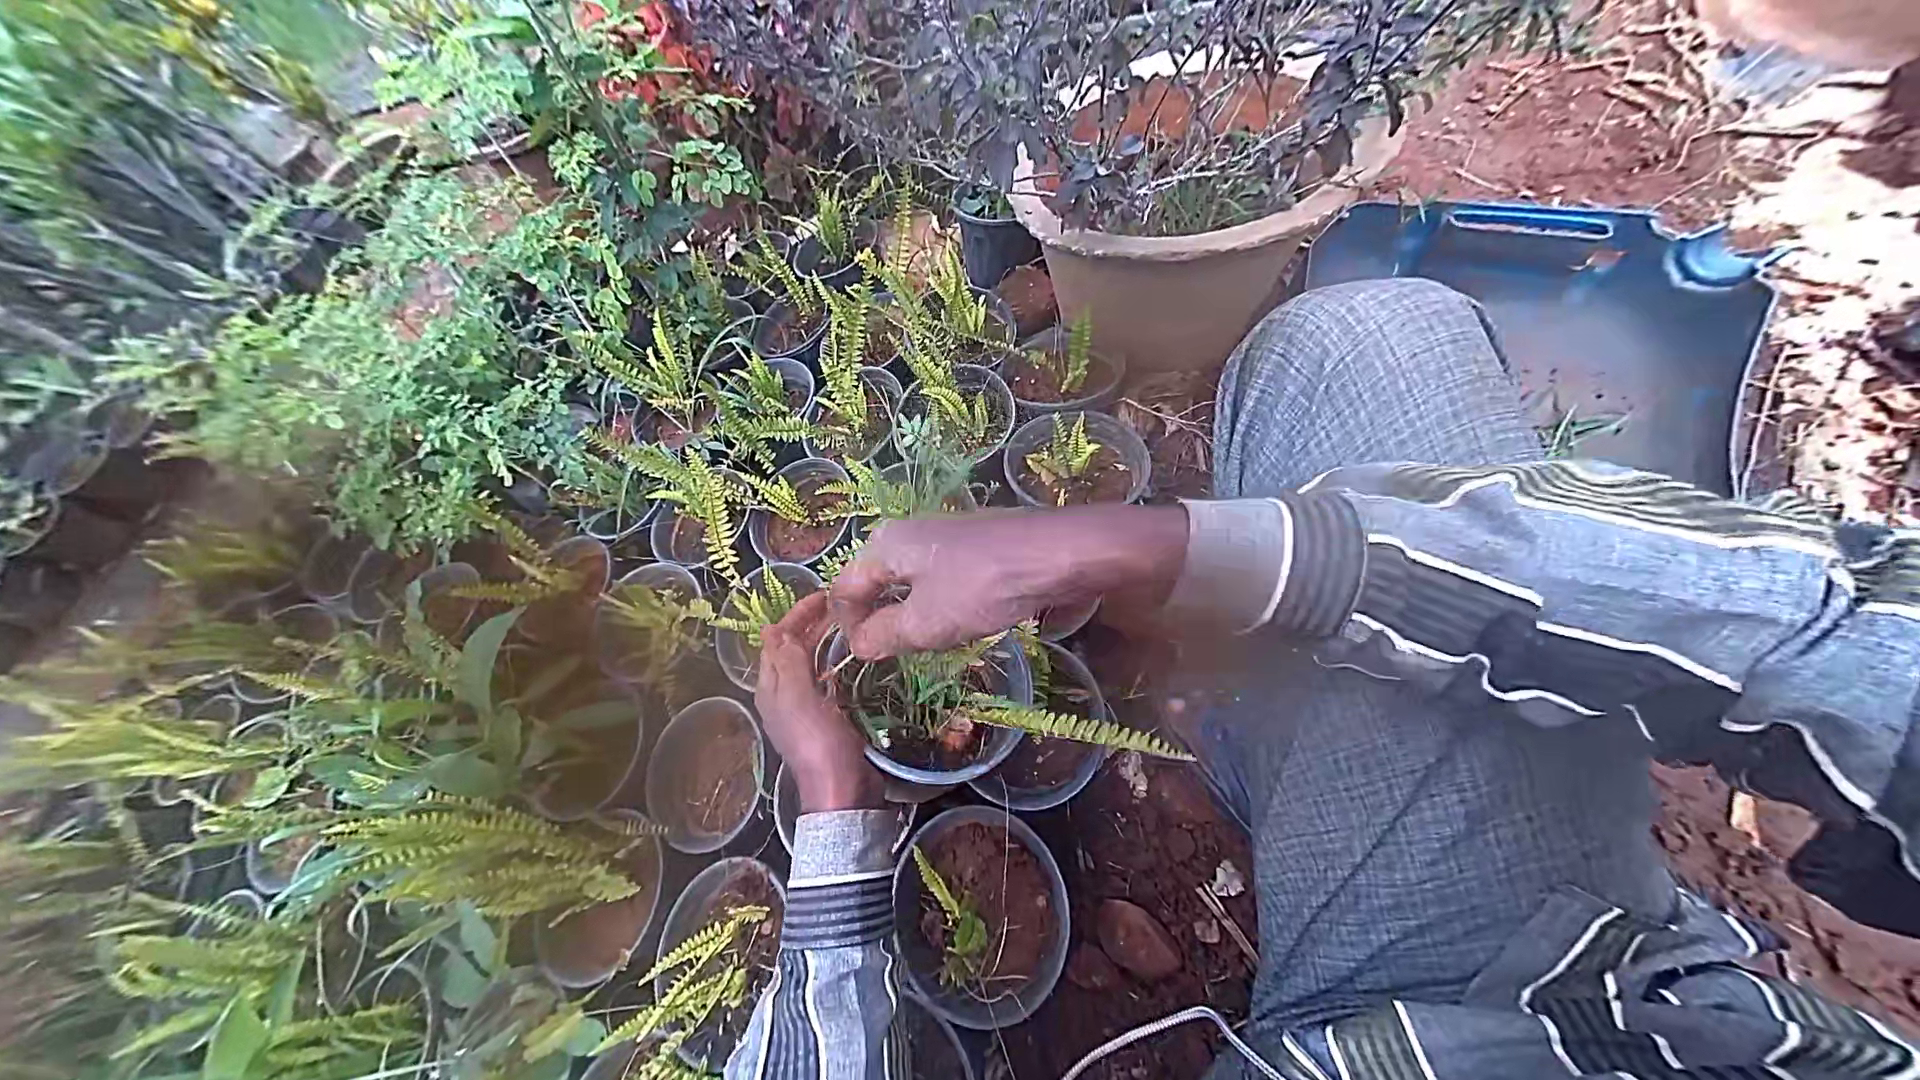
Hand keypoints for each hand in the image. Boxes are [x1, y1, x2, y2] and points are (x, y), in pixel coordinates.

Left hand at [754, 592, 883, 812]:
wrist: (842, 791)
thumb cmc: (819, 743)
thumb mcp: (799, 699)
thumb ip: (787, 663)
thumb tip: (770, 627)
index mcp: (772, 687)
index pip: (777, 638)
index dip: (796, 614)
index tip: (824, 594)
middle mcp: (784, 694)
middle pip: (792, 648)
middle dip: (810, 622)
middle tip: (841, 602)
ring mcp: (805, 705)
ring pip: (809, 661)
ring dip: (822, 638)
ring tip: (847, 620)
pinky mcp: (826, 715)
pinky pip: (825, 677)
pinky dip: (833, 660)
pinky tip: (850, 655)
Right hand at [828, 504, 1188, 659]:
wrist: (1059, 553)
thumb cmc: (983, 587)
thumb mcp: (926, 622)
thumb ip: (884, 635)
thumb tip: (859, 644)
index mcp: (885, 544)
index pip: (844, 588)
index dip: (846, 627)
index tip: (864, 660)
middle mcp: (907, 531)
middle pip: (876, 582)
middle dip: (879, 620)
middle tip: (896, 655)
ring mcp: (943, 533)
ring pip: (910, 581)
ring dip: (911, 614)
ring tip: (930, 643)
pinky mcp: (974, 542)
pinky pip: (940, 577)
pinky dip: (940, 602)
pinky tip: (964, 620)